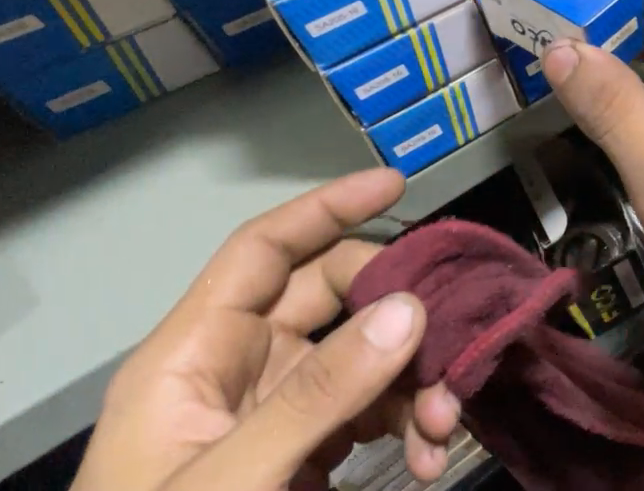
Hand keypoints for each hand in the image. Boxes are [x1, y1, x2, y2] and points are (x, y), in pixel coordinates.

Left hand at [73, 169, 462, 490]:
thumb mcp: (225, 488)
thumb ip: (314, 399)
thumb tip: (409, 309)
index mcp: (192, 358)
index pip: (262, 252)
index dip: (326, 208)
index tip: (397, 183)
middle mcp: (237, 369)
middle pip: (334, 296)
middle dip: (399, 310)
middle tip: (451, 335)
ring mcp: (276, 410)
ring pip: (366, 352)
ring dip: (417, 376)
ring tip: (447, 421)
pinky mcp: (308, 450)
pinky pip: (374, 406)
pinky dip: (410, 420)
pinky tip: (432, 455)